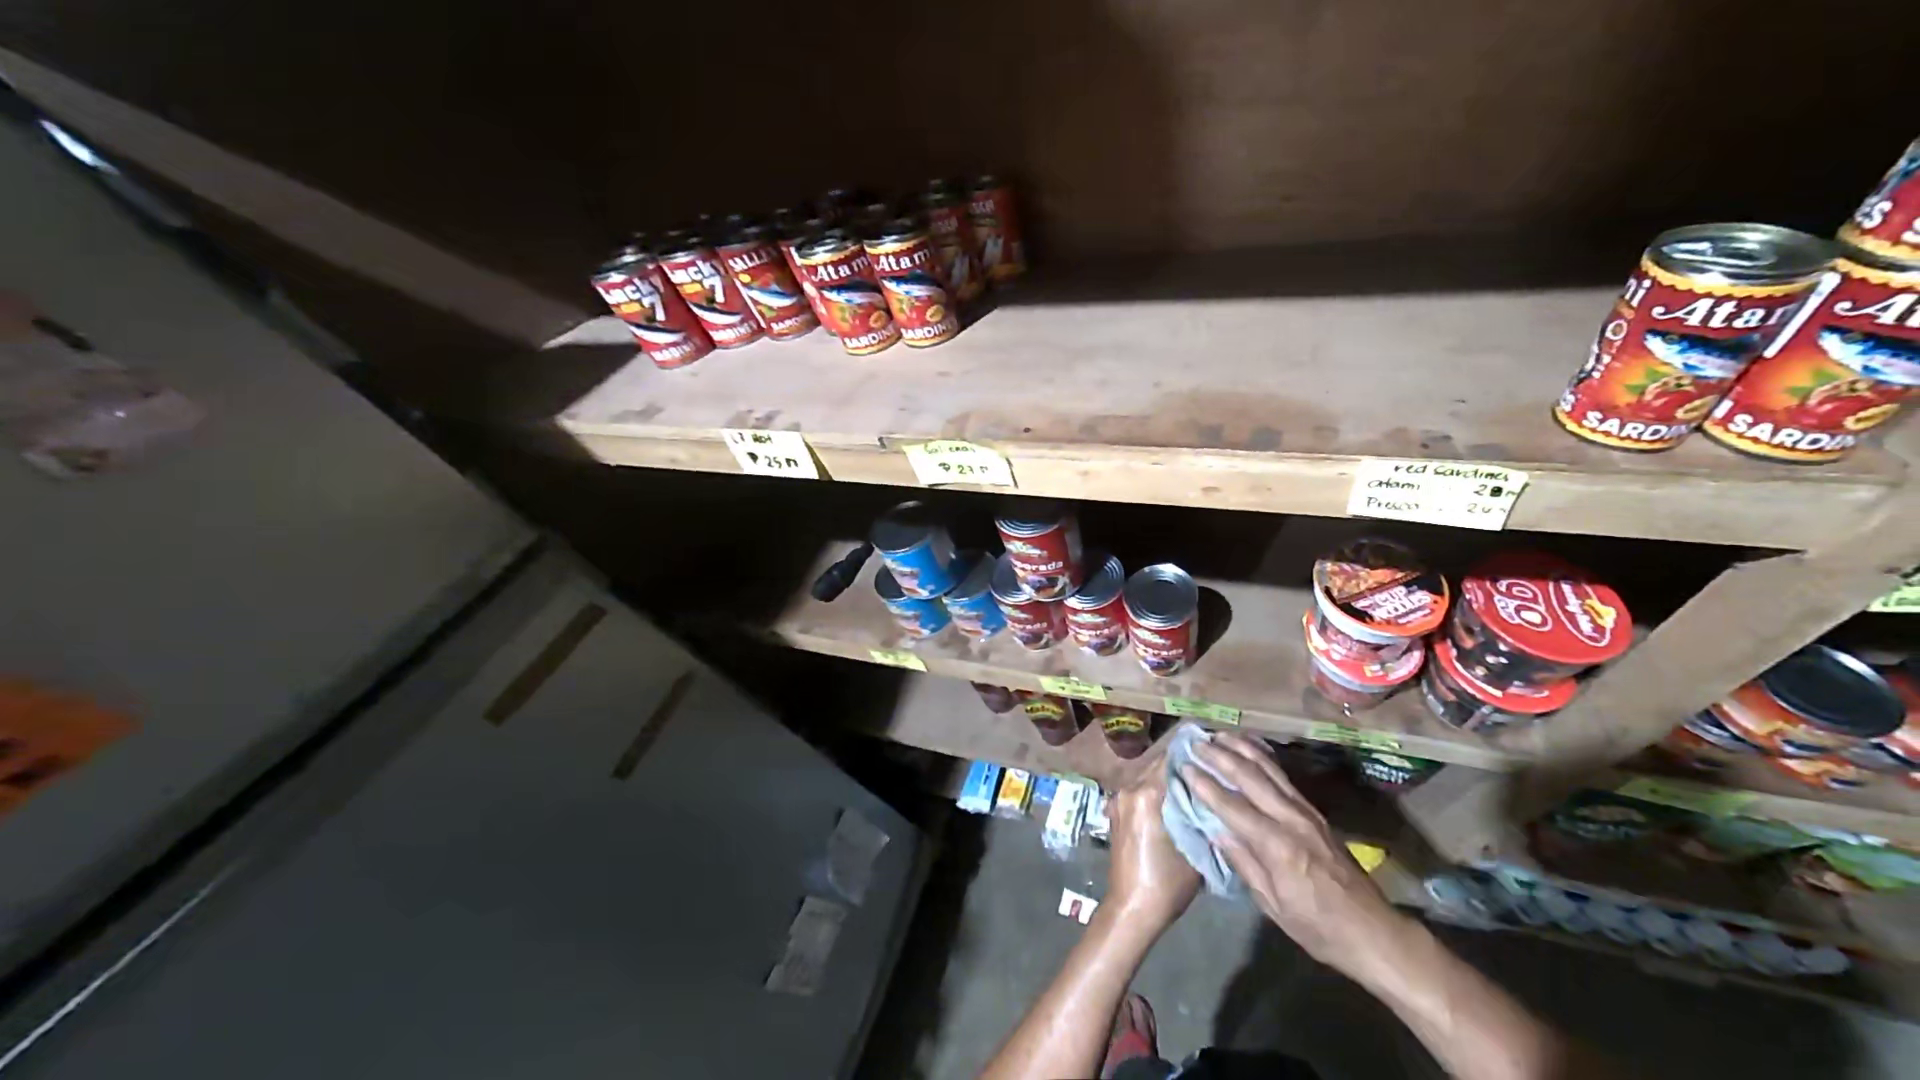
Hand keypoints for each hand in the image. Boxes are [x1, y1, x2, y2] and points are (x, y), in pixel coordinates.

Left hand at [1105, 767, 1200, 932]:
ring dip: (1169, 778)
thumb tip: (1213, 795)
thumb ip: (1201, 814)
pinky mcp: (1116, 810)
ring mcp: (1118, 799)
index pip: (1171, 759)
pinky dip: (1156, 790)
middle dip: (1183, 765)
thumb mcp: (1196, 847)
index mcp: (1147, 794)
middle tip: (1210, 768)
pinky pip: (1139, 790)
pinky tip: (1175, 800)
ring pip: (1148, 776)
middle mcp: (1129, 789)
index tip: (1215, 753)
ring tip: (1196, 783)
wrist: (1132, 907)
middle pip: (1159, 765)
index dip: (1193, 754)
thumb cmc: (1167, 882)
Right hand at [1184, 733, 1410, 977]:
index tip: (1184, 767)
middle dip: (1221, 757)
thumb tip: (1214, 831)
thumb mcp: (1273, 904)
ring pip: (1270, 771)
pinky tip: (1252, 750)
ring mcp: (1307, 813)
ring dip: (1243, 750)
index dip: (1206, 786)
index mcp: (1277, 847)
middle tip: (1196, 742)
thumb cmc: (1317, 927)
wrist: (1373, 932)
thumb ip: (1243, 863)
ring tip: (1220, 735)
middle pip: (1251, 778)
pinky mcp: (1316, 813)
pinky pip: (1284, 778)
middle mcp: (1292, 821)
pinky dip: (1264, 759)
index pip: (1232, 807)